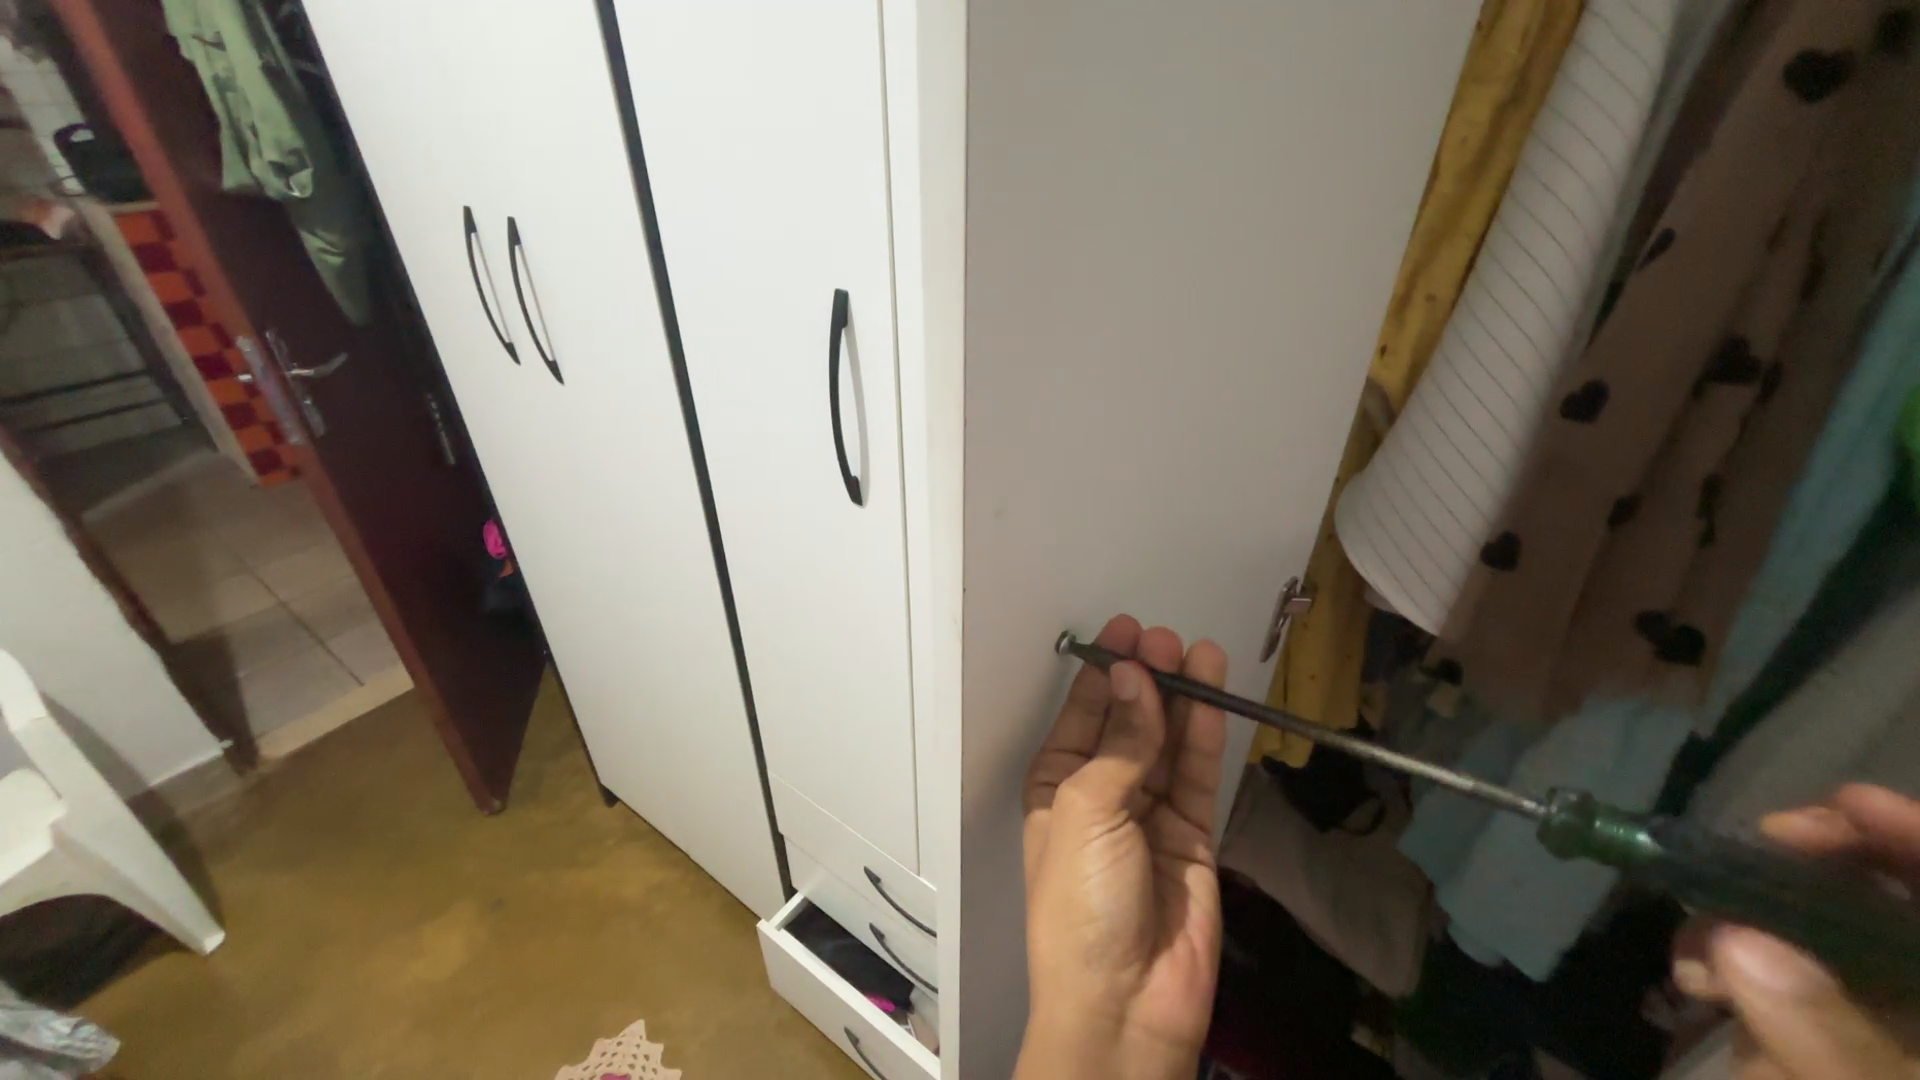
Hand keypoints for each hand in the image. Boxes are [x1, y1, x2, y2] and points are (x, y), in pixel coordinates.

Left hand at [1015, 614, 1228, 1079]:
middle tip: (1164, 638)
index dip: (1101, 673)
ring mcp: (1147, 813)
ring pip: (1165, 742)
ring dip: (1179, 698)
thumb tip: (1132, 677)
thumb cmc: (1082, 901)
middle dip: (1144, 680)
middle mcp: (1100, 793)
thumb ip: (1120, 743)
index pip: (1080, 715)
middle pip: (1126, 722)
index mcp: (1057, 785)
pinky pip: (1195, 774)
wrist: (1127, 1002)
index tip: (1124, 631)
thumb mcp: (1087, 810)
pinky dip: (1204, 735)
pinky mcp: (1190, 834)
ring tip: (1195, 651)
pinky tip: (1211, 696)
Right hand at [1672, 784, 1919, 1078]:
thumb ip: (1835, 1049)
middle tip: (1755, 848)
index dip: (1915, 843)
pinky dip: (1729, 956)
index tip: (1842, 802)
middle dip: (1817, 866)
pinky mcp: (1823, 1026)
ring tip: (1699, 948)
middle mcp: (1917, 994)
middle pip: (1892, 903)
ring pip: (1822, 927)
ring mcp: (1878, 1014)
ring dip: (1749, 915)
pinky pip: (1773, 962)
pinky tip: (1697, 977)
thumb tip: (1738, 944)